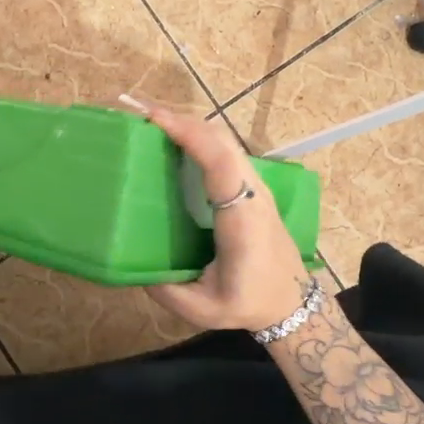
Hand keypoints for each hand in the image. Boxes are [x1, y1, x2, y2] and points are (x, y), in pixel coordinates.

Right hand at [123, 98, 312, 330]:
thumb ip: (166, 290)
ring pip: (225, 142)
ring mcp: (257, 188)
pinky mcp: (252, 189)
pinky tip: (174, 142)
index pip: (221, 164)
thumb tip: (131, 266)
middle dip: (183, 121)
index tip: (155, 119)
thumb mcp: (203, 309)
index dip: (190, 136)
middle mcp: (253, 194)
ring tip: (152, 123)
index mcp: (241, 219)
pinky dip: (199, 138)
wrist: (292, 303)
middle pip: (223, 141)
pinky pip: (225, 153)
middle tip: (140, 115)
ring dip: (190, 126)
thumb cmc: (250, 304)